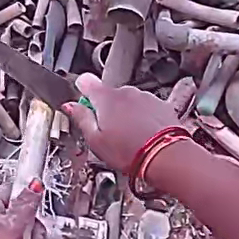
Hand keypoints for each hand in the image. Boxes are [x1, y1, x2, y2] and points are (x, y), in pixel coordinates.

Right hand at [60, 74, 182, 173]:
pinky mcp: (161, 105)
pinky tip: (143, 136)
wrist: (167, 157)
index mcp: (105, 98)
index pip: (86, 82)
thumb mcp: (95, 140)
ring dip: (126, 115)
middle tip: (107, 133)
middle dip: (106, 110)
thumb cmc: (130, 152)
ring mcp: (145, 97)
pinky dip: (143, 118)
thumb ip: (81, 118)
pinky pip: (146, 108)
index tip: (84, 106)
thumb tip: (71, 106)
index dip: (82, 92)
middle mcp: (126, 92)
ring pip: (128, 102)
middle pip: (109, 95)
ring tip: (128, 138)